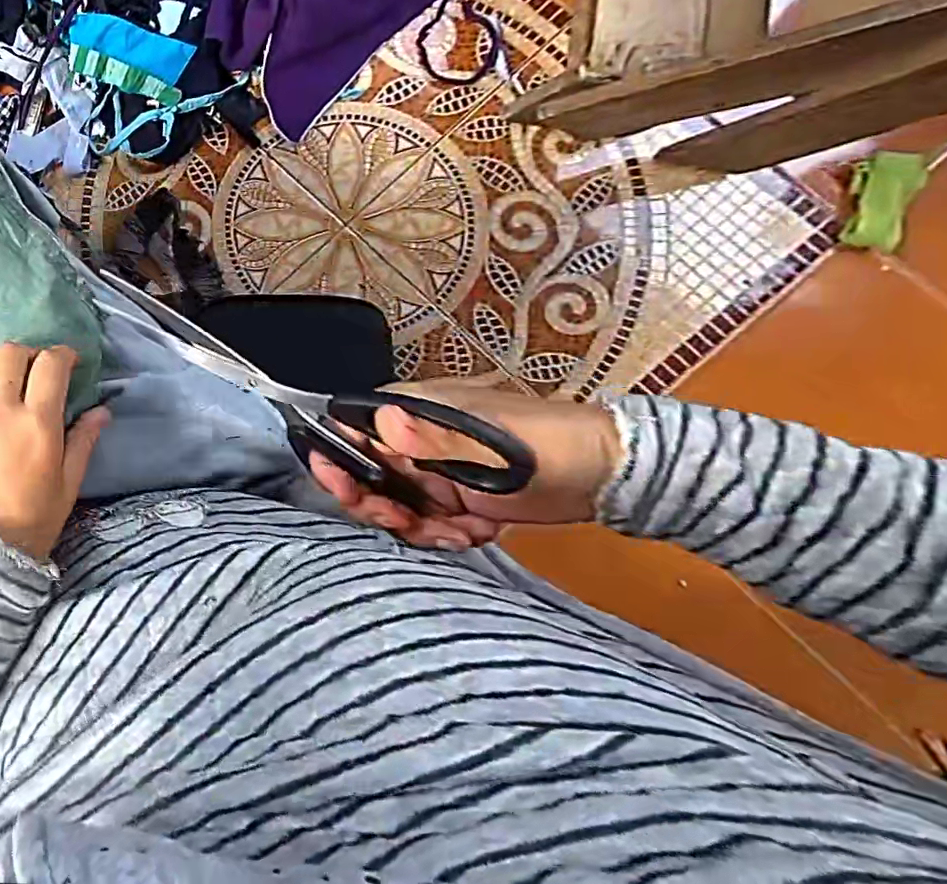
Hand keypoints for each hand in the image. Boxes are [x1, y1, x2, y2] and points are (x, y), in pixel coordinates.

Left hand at [0, 343, 110, 560]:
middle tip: (39, 372)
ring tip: (8, 388)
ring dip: (0, 368)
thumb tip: (101, 411)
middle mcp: (0, 409)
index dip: (64, 355)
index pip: (50, 364)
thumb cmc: (28, 521)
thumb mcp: (67, 486)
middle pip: (12, 352)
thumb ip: (83, 441)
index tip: (70, 363)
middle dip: (31, 354)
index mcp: (38, 423)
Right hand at [308, 382, 622, 549]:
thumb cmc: (550, 445)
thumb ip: (436, 436)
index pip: (351, 430)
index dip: (339, 459)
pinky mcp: (448, 498)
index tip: (345, 487)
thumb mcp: (492, 443)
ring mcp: (429, 469)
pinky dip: (442, 534)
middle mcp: (412, 439)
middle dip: (379, 504)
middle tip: (404, 520)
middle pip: (364, 474)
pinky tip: (474, 532)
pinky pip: (423, 522)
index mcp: (413, 411)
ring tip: (456, 530)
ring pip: (391, 504)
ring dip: (416, 526)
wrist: (608, 476)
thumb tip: (383, 419)